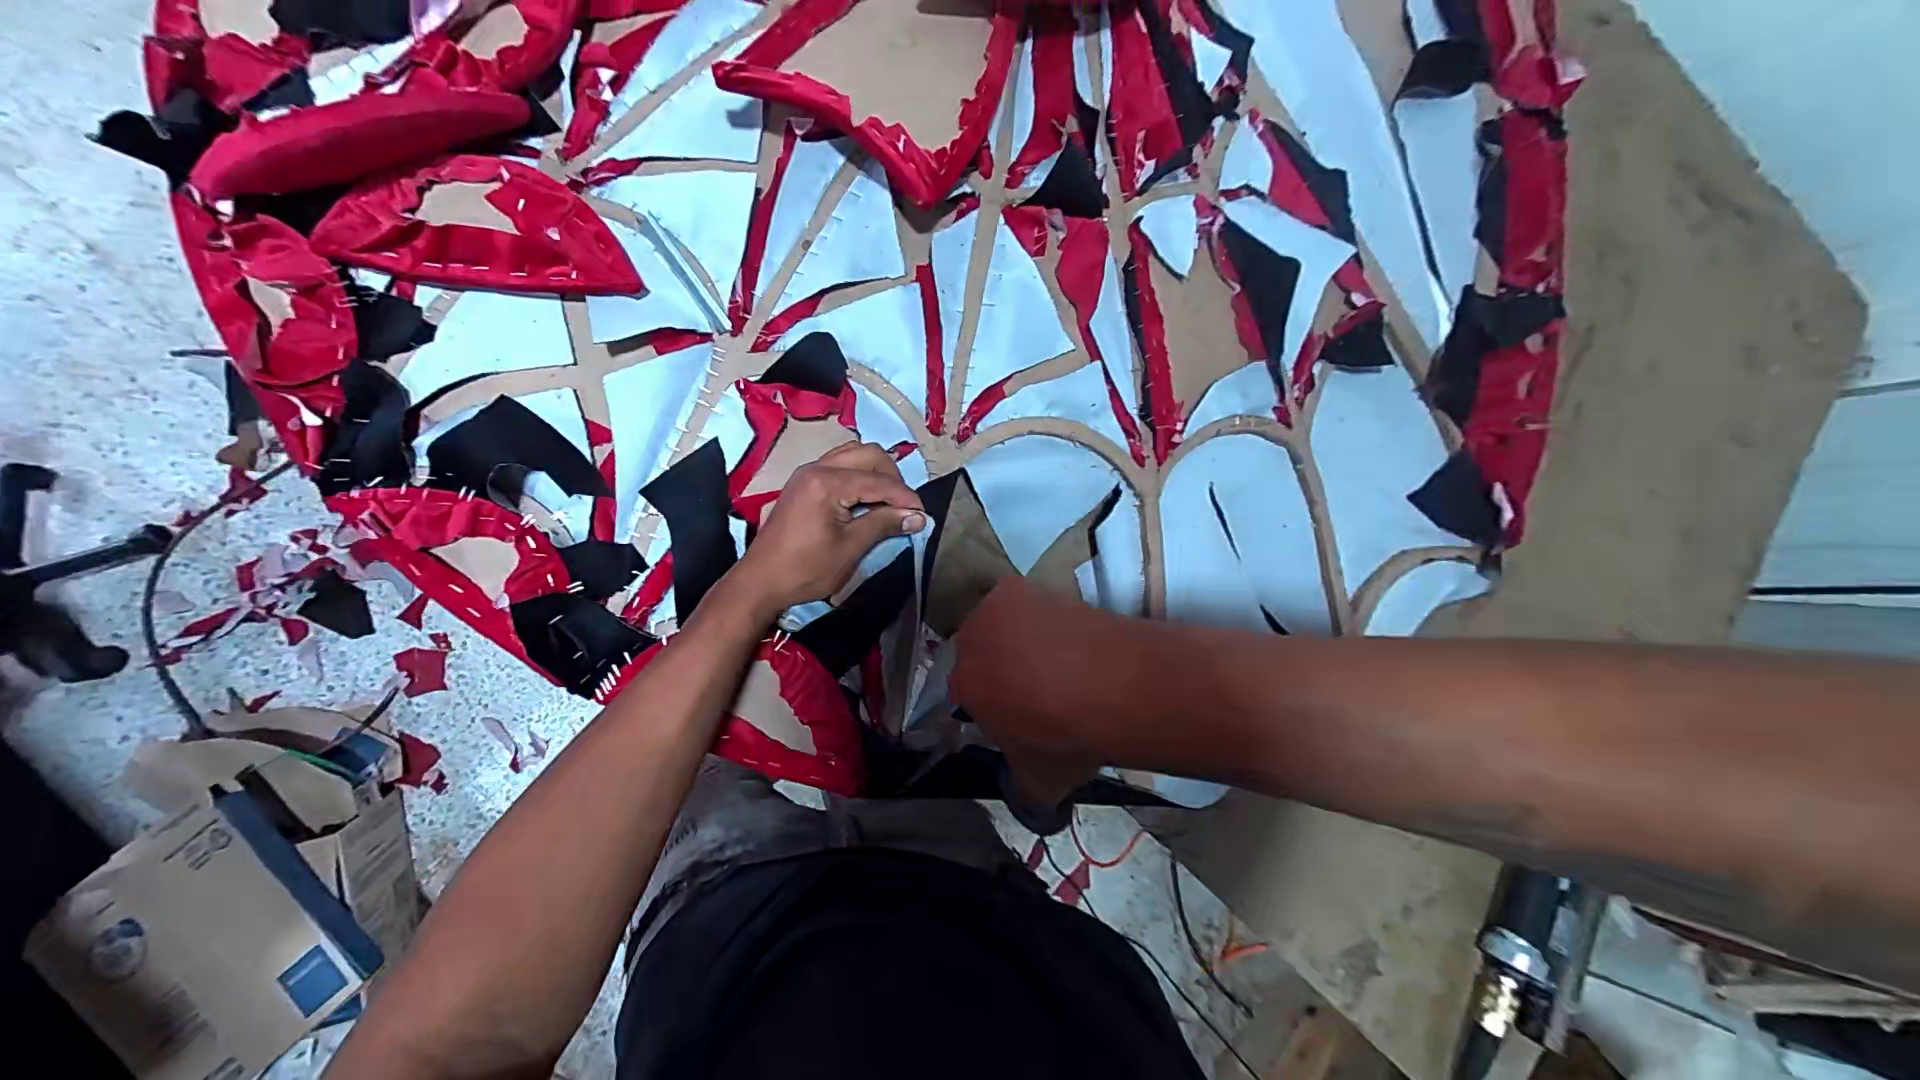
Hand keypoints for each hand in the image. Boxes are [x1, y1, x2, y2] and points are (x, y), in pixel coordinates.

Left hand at [732, 442, 925, 612]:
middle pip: (869, 454)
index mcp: (827, 482)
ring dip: (876, 473)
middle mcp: (817, 467)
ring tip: (887, 503)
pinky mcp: (803, 482)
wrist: (761, 581)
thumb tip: (918, 516)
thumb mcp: (850, 549)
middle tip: (903, 507)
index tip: (923, 516)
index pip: (879, 480)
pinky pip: (839, 465)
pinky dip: (858, 476)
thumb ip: (884, 524)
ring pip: (854, 455)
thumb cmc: (805, 569)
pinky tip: (865, 501)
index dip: (906, 497)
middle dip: (893, 477)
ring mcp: (807, 472)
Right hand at [950, 578, 1110, 810]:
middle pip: (982, 652)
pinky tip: (1075, 638)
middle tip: (1039, 686)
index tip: (1020, 714)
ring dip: (1022, 639)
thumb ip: (1024, 789)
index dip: (994, 704)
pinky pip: (1029, 606)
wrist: (1110, 684)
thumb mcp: (1040, 780)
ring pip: (1004, 626)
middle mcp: (970, 641)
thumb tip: (1031, 801)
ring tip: (1063, 661)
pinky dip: (1045, 619)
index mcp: (963, 686)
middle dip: (1001, 666)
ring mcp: (997, 609)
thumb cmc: (1065, 737)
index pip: (969, 693)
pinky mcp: (1027, 586)